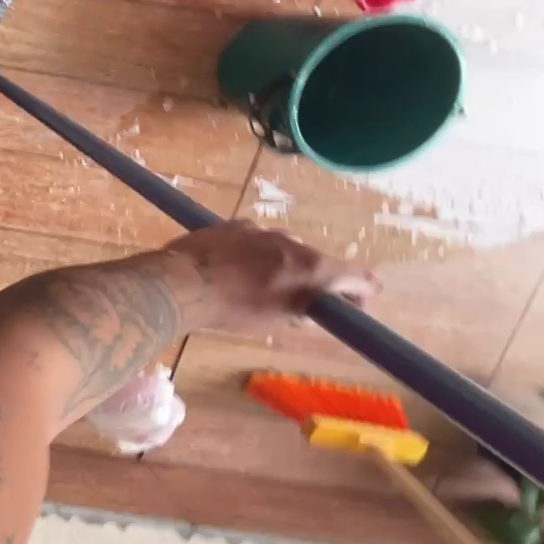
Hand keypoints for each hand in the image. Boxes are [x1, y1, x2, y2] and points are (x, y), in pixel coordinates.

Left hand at [161, 221, 378, 334]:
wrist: (180, 282)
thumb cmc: (234, 307)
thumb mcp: (279, 319)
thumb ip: (305, 309)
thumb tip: (314, 306)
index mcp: (311, 265)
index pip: (358, 275)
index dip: (362, 291)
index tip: (354, 304)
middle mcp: (290, 240)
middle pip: (316, 259)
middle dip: (313, 278)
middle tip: (298, 297)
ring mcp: (257, 228)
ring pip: (282, 247)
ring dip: (281, 262)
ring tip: (260, 282)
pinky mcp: (229, 224)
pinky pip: (253, 238)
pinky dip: (253, 251)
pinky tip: (236, 266)